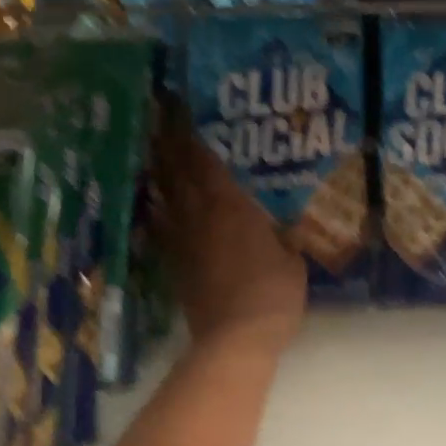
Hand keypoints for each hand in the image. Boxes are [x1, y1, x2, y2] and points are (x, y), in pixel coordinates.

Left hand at [153, 111, 306, 356]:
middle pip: (176, 171)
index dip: (188, 132)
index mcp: (229, 205)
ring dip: (158, 172)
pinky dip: (158, 210)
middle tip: (155, 118)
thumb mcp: (293, 258)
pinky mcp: (175, 265)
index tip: (176, 107)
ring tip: (152, 151)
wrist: (236, 338)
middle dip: (166, 143)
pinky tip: (156, 204)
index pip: (203, 158)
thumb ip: (286, 235)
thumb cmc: (273, 291)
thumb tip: (286, 223)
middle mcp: (199, 215)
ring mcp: (183, 240)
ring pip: (164, 196)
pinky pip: (163, 227)